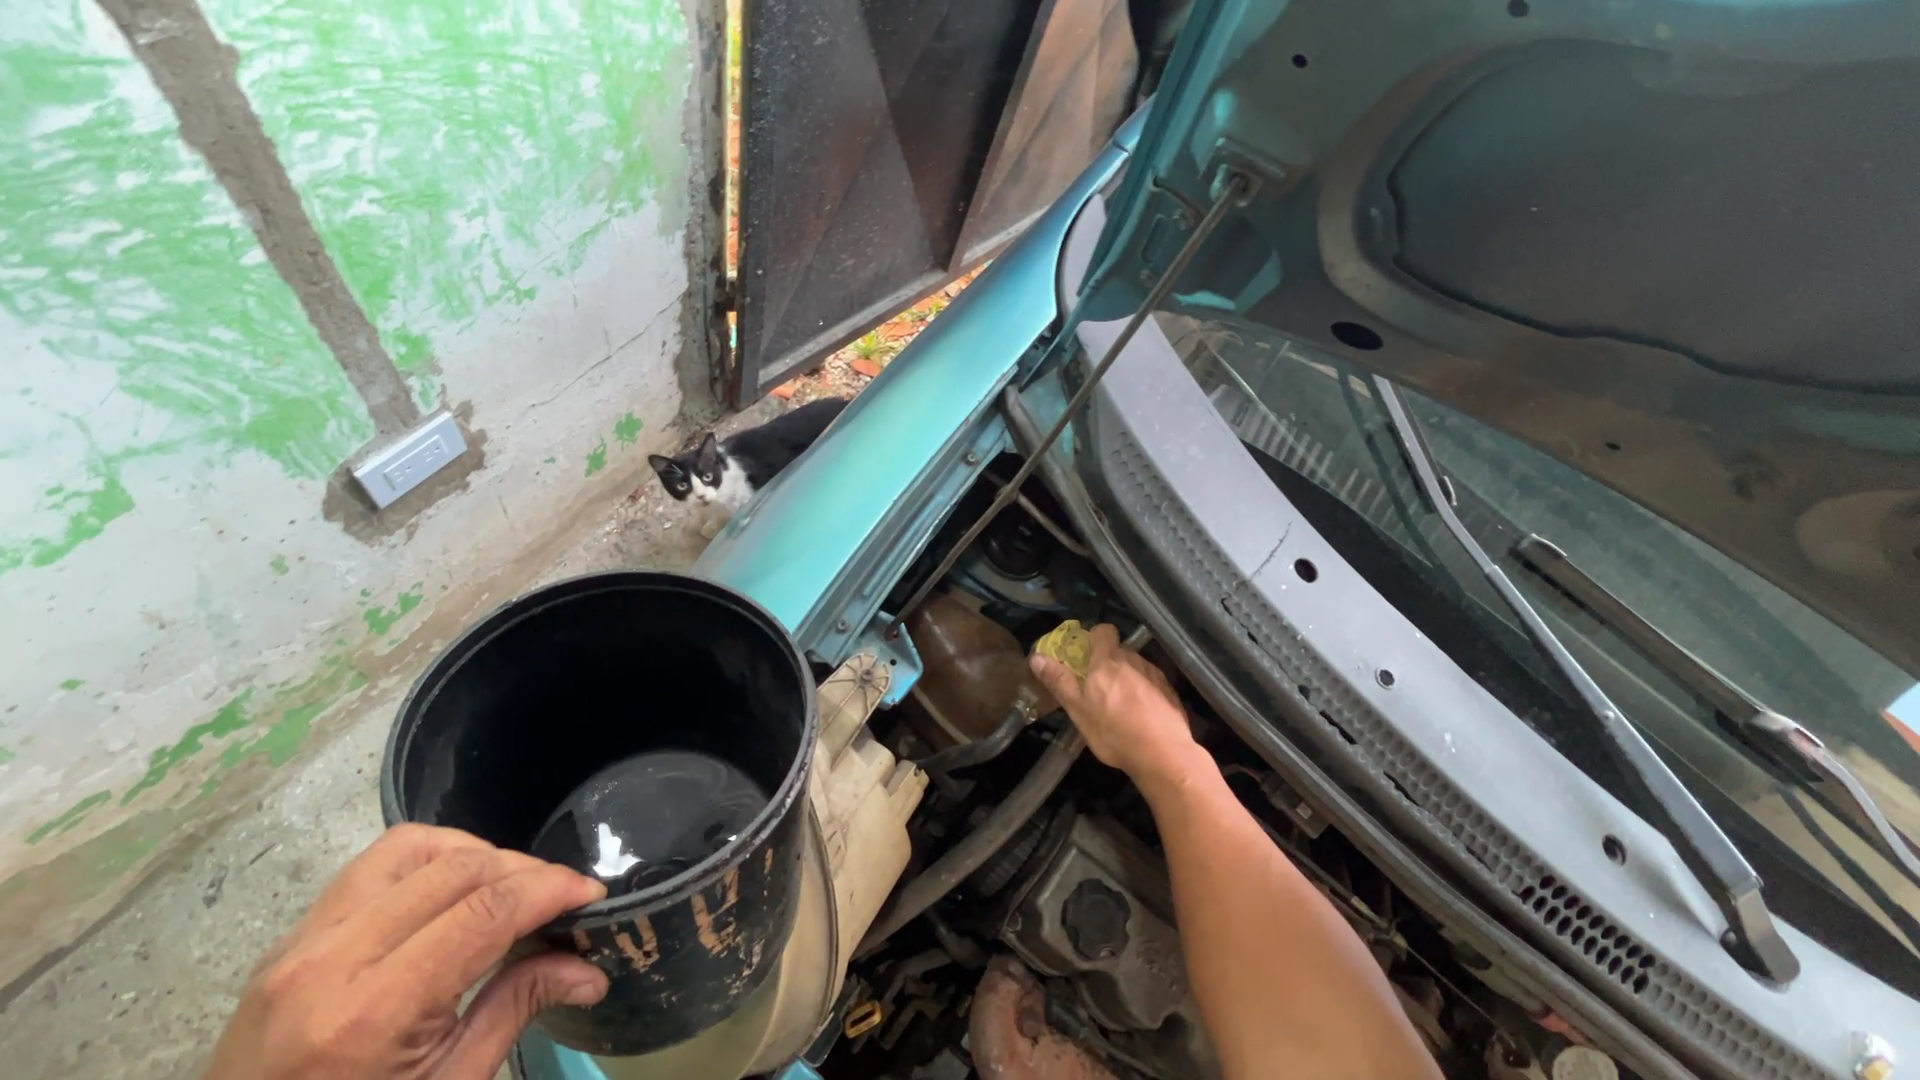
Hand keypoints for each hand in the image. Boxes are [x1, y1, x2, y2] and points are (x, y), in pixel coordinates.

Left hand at [205, 824, 608, 1079]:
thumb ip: (515, 1011)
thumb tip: (589, 967)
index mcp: (371, 1012)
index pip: (485, 911)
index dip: (550, 890)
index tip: (591, 893)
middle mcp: (329, 960)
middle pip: (455, 867)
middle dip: (524, 870)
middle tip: (560, 898)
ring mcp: (298, 945)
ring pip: (409, 847)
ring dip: (474, 854)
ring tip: (507, 888)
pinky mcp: (288, 942)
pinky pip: (370, 869)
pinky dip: (427, 864)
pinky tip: (450, 897)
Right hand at [1028, 623, 1198, 780]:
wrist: (1162, 753)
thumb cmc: (1113, 732)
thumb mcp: (1078, 710)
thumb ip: (1059, 681)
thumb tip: (1036, 657)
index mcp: (1107, 661)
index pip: (1103, 631)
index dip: (1094, 638)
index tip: (1086, 655)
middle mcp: (1133, 661)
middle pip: (1118, 651)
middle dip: (1107, 664)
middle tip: (1097, 689)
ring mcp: (1154, 675)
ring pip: (1135, 667)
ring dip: (1126, 679)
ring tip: (1121, 706)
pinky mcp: (1170, 691)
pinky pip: (1151, 683)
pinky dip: (1144, 692)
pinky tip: (1141, 715)